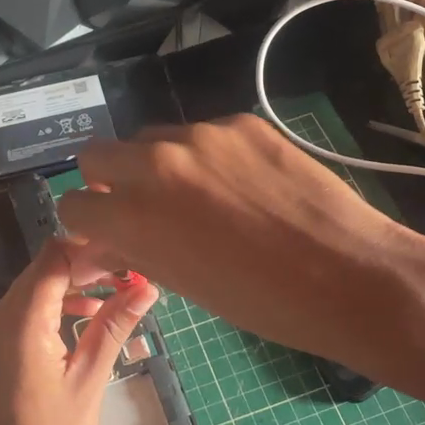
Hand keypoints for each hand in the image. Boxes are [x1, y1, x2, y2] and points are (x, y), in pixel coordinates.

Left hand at [0, 239, 158, 424]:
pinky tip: (93, 316)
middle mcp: (3, 315)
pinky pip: (32, 308)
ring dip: (76, 283)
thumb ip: (114, 326)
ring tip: (121, 291)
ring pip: (39, 285)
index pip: (54, 257)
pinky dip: (61, 304)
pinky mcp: (3, 346)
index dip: (92, 249)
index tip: (129, 255)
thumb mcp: (90, 379)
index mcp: (22, 320)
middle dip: (88, 264)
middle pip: (45, 267)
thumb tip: (148, 287)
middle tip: (132, 272)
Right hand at [59, 115, 424, 363]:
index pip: (73, 205)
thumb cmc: (262, 301)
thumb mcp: (183, 284)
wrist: (350, 275)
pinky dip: (208, 157)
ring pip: (153, 140)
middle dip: (107, 182)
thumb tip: (100, 245)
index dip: (86, 224)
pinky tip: (245, 186)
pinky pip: (203, 134)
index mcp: (133, 215)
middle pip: (97, 154)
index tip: (104, 232)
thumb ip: (132, 252)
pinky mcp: (241, 123)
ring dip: (160, 165)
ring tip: (202, 197)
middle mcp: (157, 163)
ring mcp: (202, 135)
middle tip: (140, 207)